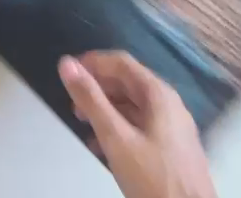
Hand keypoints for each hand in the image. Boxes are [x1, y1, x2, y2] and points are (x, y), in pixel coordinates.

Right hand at [59, 52, 216, 197]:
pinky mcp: (174, 149)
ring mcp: (174, 128)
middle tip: (73, 105)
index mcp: (158, 94)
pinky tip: (105, 148)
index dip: (91, 63)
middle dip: (97, 88)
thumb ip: (91, 99)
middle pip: (127, 82)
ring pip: (133, 106)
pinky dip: (120, 128)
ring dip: (106, 110)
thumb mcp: (116, 138)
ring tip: (84, 125)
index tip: (67, 76)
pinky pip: (142, 126)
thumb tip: (66, 62)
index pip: (120, 62)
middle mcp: (169, 104)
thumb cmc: (153, 178)